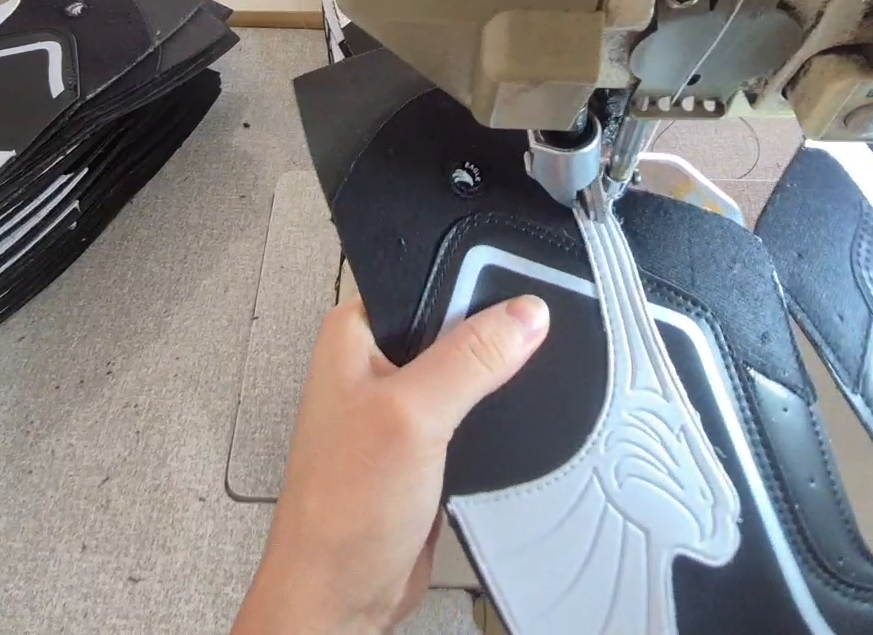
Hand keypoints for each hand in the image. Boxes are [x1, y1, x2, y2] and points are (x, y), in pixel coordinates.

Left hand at [231, 294, 550, 634]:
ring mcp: (399, 397)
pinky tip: (511, 405)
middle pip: (451, 318)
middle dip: (490, 328)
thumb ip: (470, 359)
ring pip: (463, 362)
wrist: (341, 595)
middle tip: (531, 334)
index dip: (474, 278)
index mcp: (355, 331)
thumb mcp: (412, 416)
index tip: (522, 284)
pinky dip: (492, 405)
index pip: (426, 277)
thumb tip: (524, 313)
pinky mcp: (422, 435)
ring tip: (524, 368)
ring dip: (493, 370)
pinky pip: (468, 403)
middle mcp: (374, 357)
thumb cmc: (342, 508)